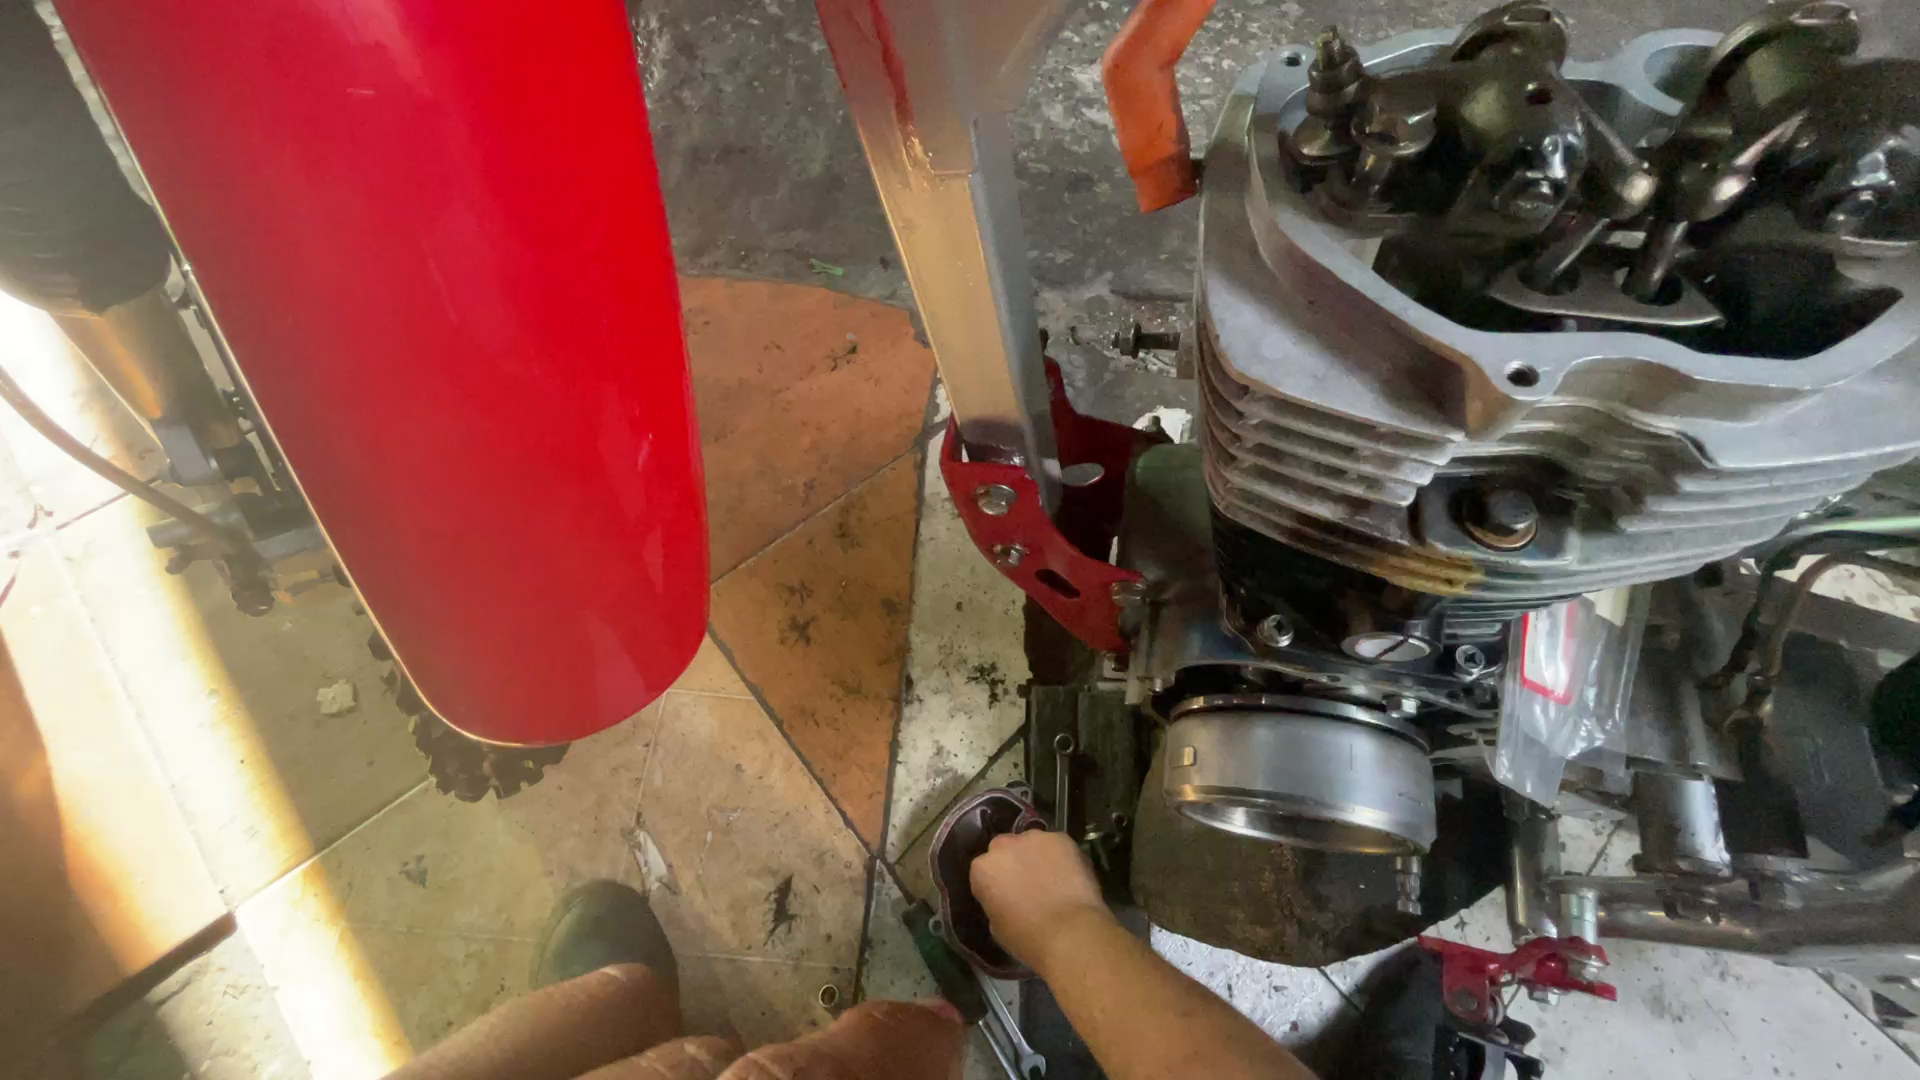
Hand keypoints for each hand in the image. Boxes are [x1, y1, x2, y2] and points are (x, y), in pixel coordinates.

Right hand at [969, 829, 1112, 974]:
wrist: (1069, 933)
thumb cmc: (1028, 938)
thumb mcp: (997, 926)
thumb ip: (996, 901)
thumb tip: (1006, 897)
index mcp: (983, 869)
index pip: (984, 871)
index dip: (995, 885)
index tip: (1005, 898)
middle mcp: (1004, 846)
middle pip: (1004, 849)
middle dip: (1013, 862)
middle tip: (1028, 885)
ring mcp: (1033, 838)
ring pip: (1031, 843)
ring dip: (1036, 856)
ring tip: (1053, 879)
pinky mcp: (1060, 837)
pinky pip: (1056, 845)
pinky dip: (1060, 857)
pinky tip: (1070, 876)